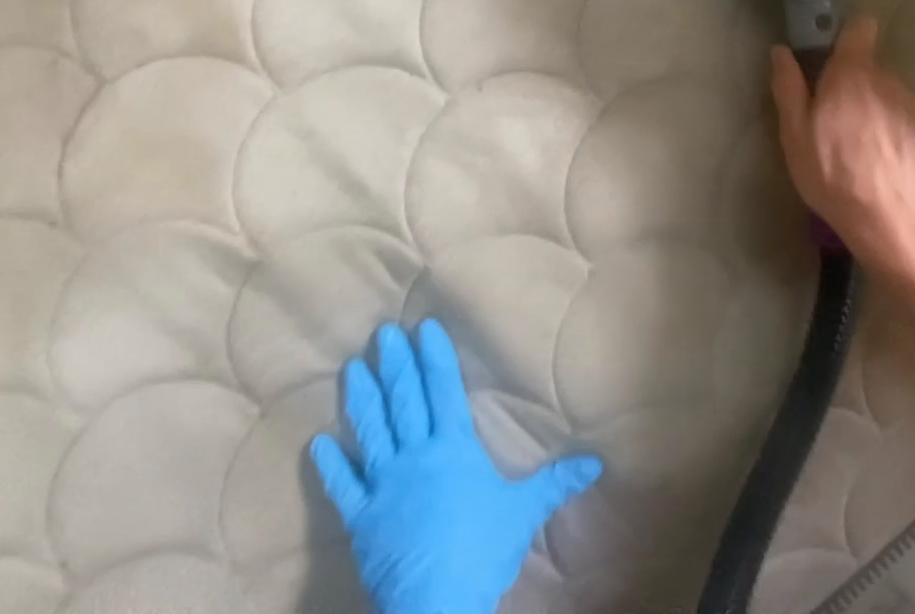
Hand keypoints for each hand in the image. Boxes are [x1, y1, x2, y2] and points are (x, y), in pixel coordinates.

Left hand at [311, 321, 602, 613]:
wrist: (437, 600)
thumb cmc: (483, 549)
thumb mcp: (525, 512)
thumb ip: (555, 483)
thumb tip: (596, 463)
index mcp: (454, 448)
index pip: (444, 391)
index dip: (435, 358)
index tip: (424, 327)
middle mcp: (416, 455)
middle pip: (405, 401)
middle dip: (395, 365)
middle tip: (383, 333)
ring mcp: (384, 484)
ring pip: (371, 431)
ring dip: (362, 399)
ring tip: (352, 368)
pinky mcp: (362, 516)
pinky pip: (344, 486)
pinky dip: (331, 465)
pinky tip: (319, 443)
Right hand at [770, 16, 914, 279]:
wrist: (893, 220)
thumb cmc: (833, 174)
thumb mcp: (795, 134)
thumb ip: (789, 87)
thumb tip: (781, 52)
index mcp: (853, 72)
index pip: (861, 27)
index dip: (845, 35)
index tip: (827, 55)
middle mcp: (888, 79)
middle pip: (869, 65)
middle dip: (850, 80)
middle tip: (828, 115)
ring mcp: (912, 105)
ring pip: (885, 92)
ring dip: (870, 106)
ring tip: (853, 143)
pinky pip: (900, 116)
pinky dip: (887, 128)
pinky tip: (876, 160)